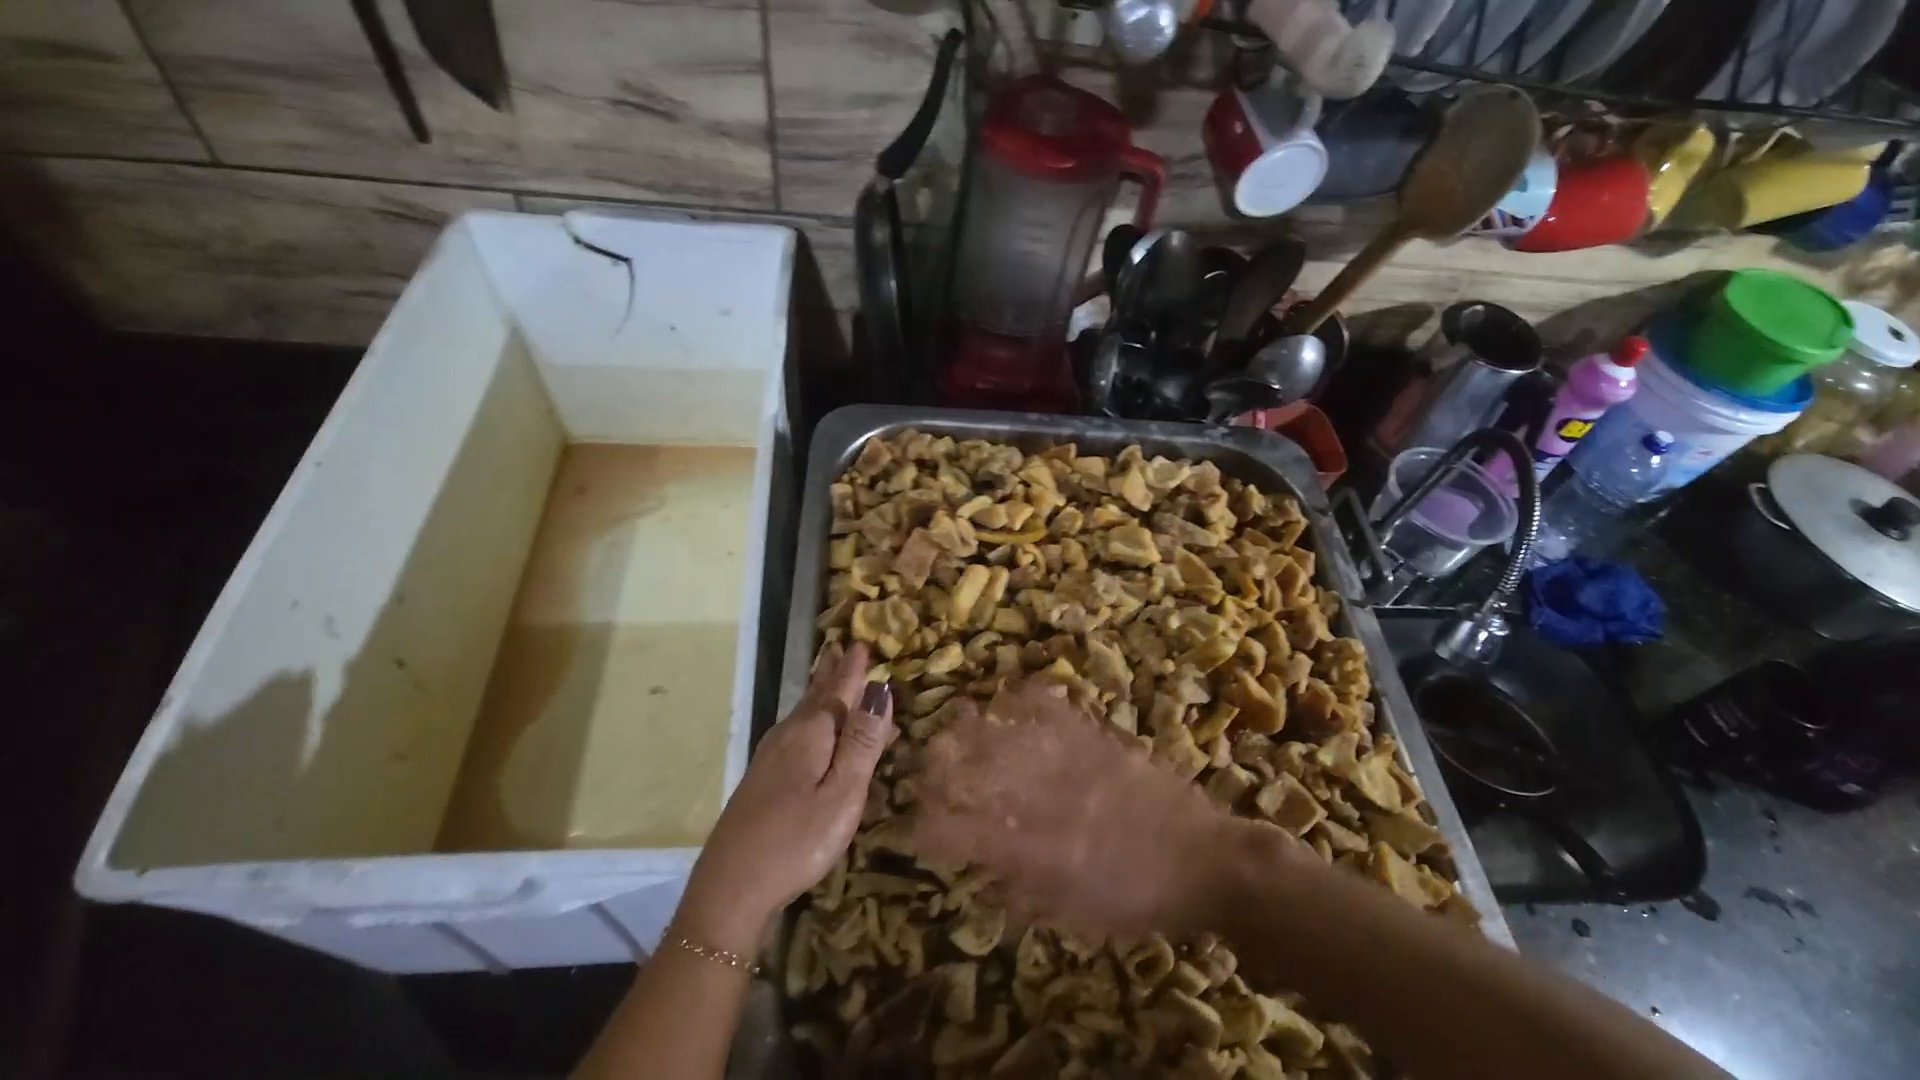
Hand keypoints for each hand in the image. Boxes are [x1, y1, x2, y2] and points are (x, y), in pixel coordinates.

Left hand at [676, 642, 894, 954]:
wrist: (731, 887)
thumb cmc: (797, 841)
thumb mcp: (842, 794)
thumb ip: (862, 743)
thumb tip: (879, 688)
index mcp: (811, 734)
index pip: (838, 691)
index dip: (853, 669)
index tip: (861, 640)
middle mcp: (788, 737)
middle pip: (816, 698)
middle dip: (832, 674)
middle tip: (842, 649)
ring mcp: (770, 759)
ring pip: (803, 716)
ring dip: (822, 696)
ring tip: (832, 679)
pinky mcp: (762, 781)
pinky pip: (796, 735)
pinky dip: (813, 723)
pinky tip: (813, 735)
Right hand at [910, 678, 1269, 940]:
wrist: (1209, 863)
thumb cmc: (1140, 903)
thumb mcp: (1073, 915)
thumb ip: (1018, 893)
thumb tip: (977, 874)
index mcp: (1036, 854)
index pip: (961, 835)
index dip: (926, 829)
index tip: (910, 827)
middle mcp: (1046, 803)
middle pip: (972, 773)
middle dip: (936, 769)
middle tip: (922, 769)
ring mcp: (1073, 765)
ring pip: (1004, 735)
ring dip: (968, 730)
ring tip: (950, 727)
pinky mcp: (1099, 740)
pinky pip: (1052, 709)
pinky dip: (1024, 700)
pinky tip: (1007, 697)